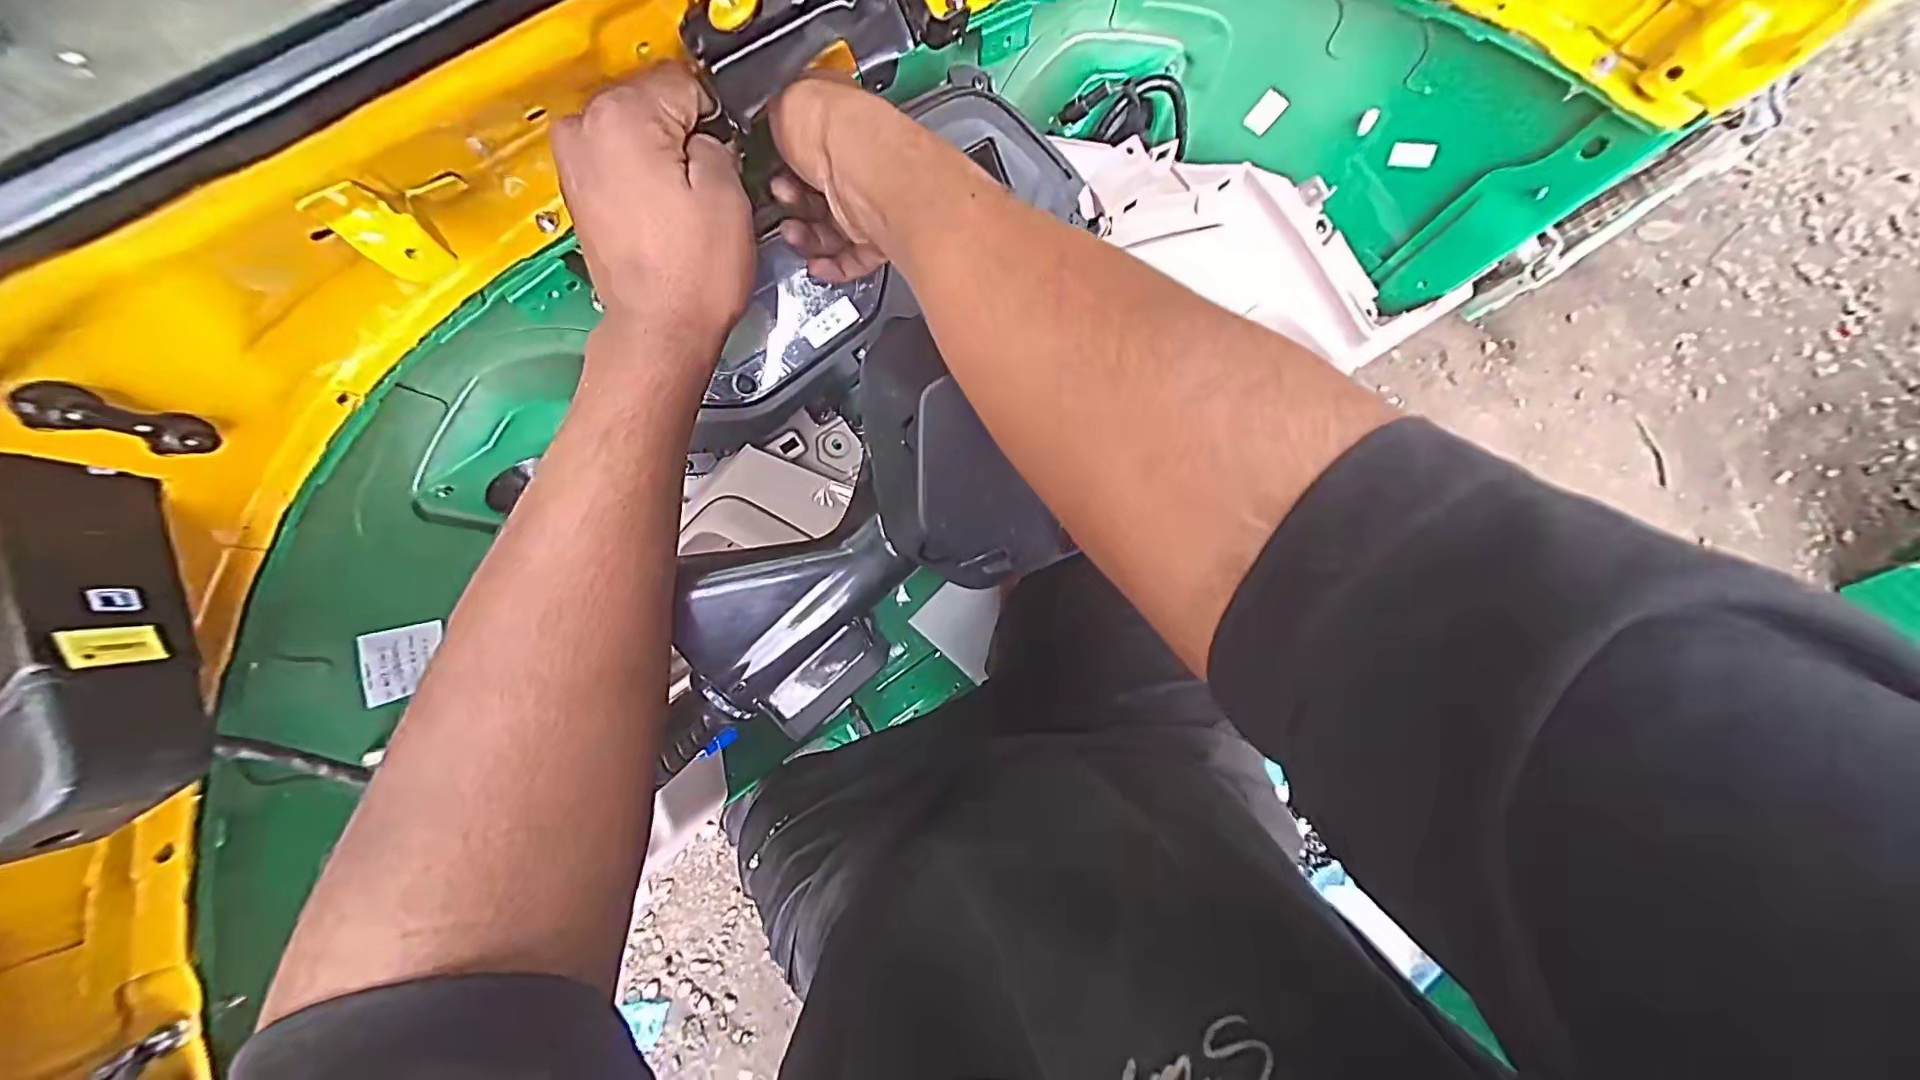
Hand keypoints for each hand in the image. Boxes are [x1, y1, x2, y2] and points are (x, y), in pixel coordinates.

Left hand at [553, 63, 753, 356]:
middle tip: (710, 189)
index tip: (726, 148)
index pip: (682, 81)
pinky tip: (666, 220)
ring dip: (663, 163)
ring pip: (634, 138)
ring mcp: (576, 165)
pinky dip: (643, 185)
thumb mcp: (730, 197)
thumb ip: (720, 144)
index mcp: (624, 117)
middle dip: (685, 139)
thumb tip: (708, 139)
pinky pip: (619, 169)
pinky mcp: (580, 196)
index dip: (715, 119)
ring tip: (686, 210)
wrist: (661, 330)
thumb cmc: (691, 279)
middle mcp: (587, 131)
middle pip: (652, 105)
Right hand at [767, 74, 903, 282]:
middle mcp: (856, 162)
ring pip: (830, 230)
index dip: (777, 161)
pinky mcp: (879, 238)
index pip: (802, 145)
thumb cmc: (838, 130)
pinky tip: (816, 264)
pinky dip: (832, 266)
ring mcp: (870, 201)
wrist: (873, 174)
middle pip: (815, 193)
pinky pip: (852, 259)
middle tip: (779, 201)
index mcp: (836, 121)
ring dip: (806, 238)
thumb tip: (760, 118)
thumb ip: (770, 114)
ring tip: (793, 233)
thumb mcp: (783, 102)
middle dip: (790, 204)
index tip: (763, 172)